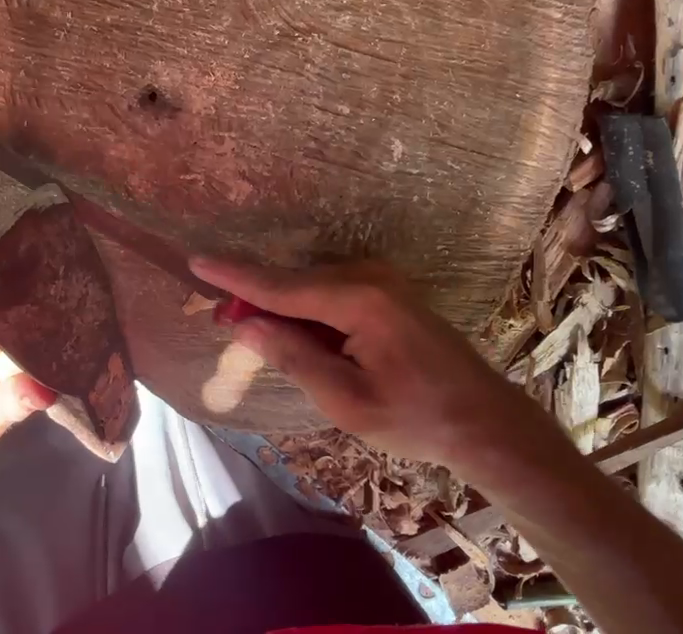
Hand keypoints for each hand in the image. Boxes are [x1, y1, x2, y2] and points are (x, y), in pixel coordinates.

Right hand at [192, 257, 532, 472]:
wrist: (486, 421)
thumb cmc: (417, 419)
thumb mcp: (346, 401)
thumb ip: (293, 357)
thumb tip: (245, 326)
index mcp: (359, 300)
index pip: (281, 286)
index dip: (235, 278)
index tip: (196, 261)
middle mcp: (368, 277)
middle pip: (294, 284)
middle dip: (256, 301)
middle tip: (224, 323)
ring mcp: (381, 280)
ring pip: (311, 289)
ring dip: (283, 309)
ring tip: (259, 337)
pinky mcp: (387, 291)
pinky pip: (332, 294)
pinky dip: (308, 312)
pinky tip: (301, 338)